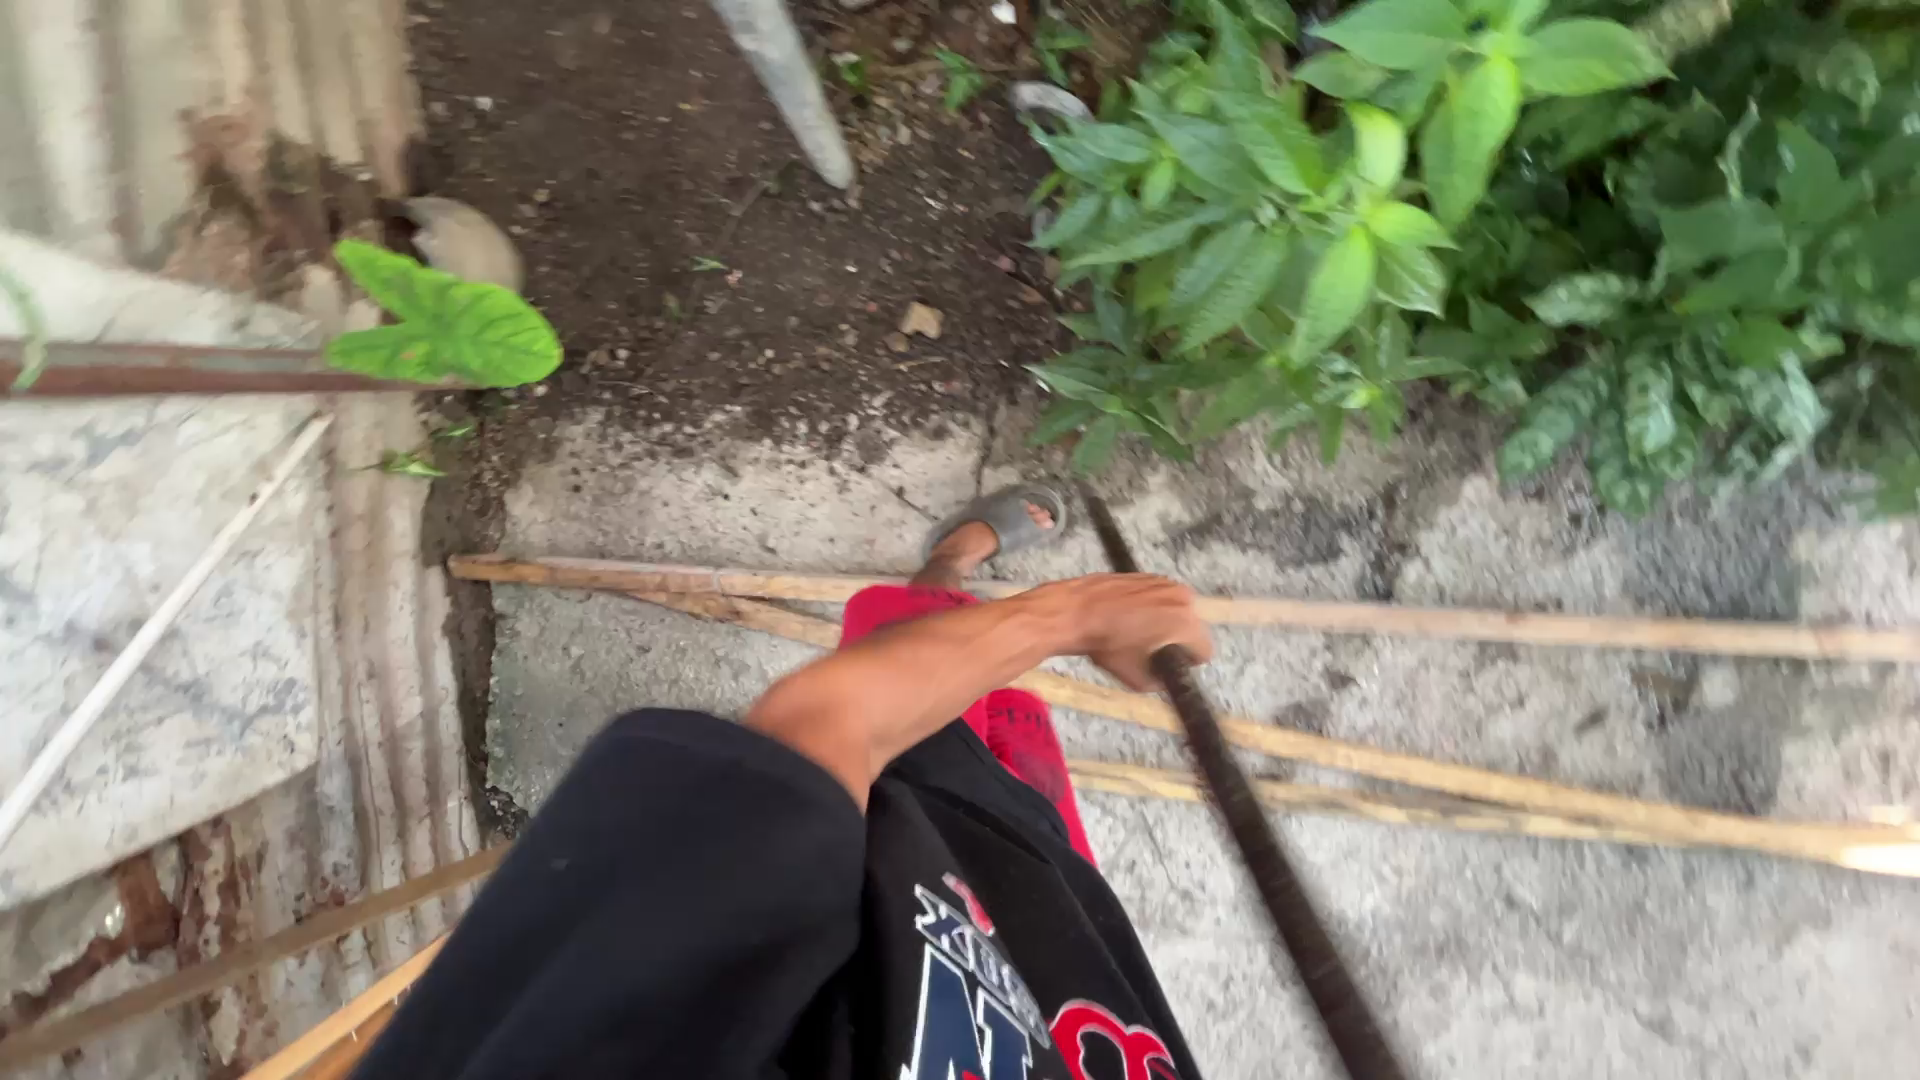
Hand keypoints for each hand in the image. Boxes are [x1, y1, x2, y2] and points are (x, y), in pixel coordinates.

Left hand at [1027, 574, 1212, 691]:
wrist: (1073, 611)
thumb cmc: (1106, 644)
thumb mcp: (1136, 678)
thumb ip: (1161, 683)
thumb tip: (1165, 679)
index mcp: (1185, 622)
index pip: (1204, 650)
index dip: (1186, 663)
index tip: (1167, 665)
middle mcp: (1182, 597)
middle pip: (1192, 627)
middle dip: (1177, 641)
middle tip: (1149, 650)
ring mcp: (1164, 581)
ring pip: (1177, 611)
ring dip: (1165, 623)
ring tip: (1136, 632)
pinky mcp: (1147, 574)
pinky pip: (1160, 598)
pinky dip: (1152, 608)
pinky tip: (1128, 616)